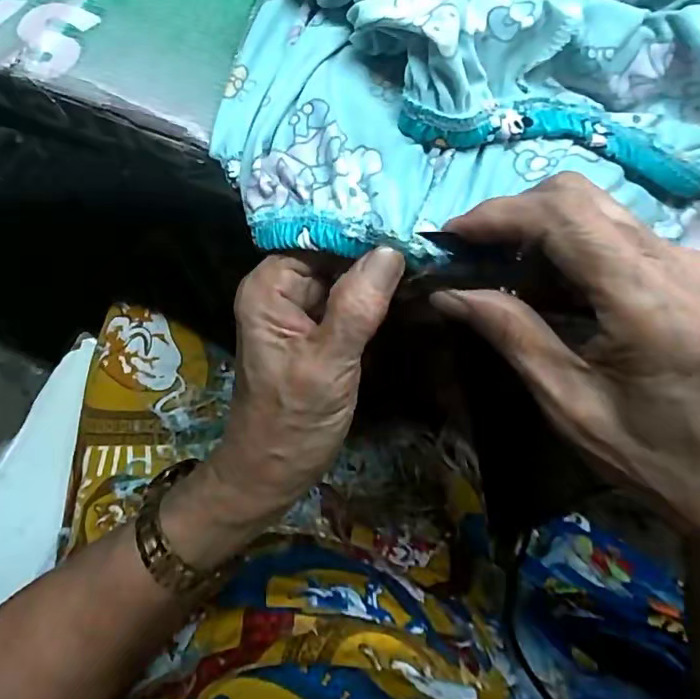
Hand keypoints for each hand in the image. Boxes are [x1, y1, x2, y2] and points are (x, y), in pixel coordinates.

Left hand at [184, 250, 403, 544]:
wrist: (272, 472)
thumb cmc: (292, 421)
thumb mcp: (327, 363)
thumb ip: (357, 306)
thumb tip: (390, 249)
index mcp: (268, 286)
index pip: (317, 239)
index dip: (360, 232)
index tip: (410, 226)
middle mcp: (280, 288)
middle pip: (332, 254)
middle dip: (375, 251)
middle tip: (430, 243)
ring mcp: (298, 309)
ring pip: (344, 276)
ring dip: (380, 273)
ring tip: (430, 259)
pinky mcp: (317, 329)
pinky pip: (348, 301)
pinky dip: (375, 298)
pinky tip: (412, 289)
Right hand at [430, 174, 699, 538]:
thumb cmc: (654, 459)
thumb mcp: (567, 403)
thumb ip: (509, 333)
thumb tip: (446, 293)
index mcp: (649, 304)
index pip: (563, 216)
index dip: (497, 214)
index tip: (449, 236)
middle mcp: (678, 266)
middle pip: (577, 195)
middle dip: (512, 211)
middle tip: (472, 249)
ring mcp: (692, 263)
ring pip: (594, 205)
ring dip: (537, 224)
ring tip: (502, 267)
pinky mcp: (693, 269)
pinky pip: (613, 229)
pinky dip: (566, 240)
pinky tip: (548, 282)